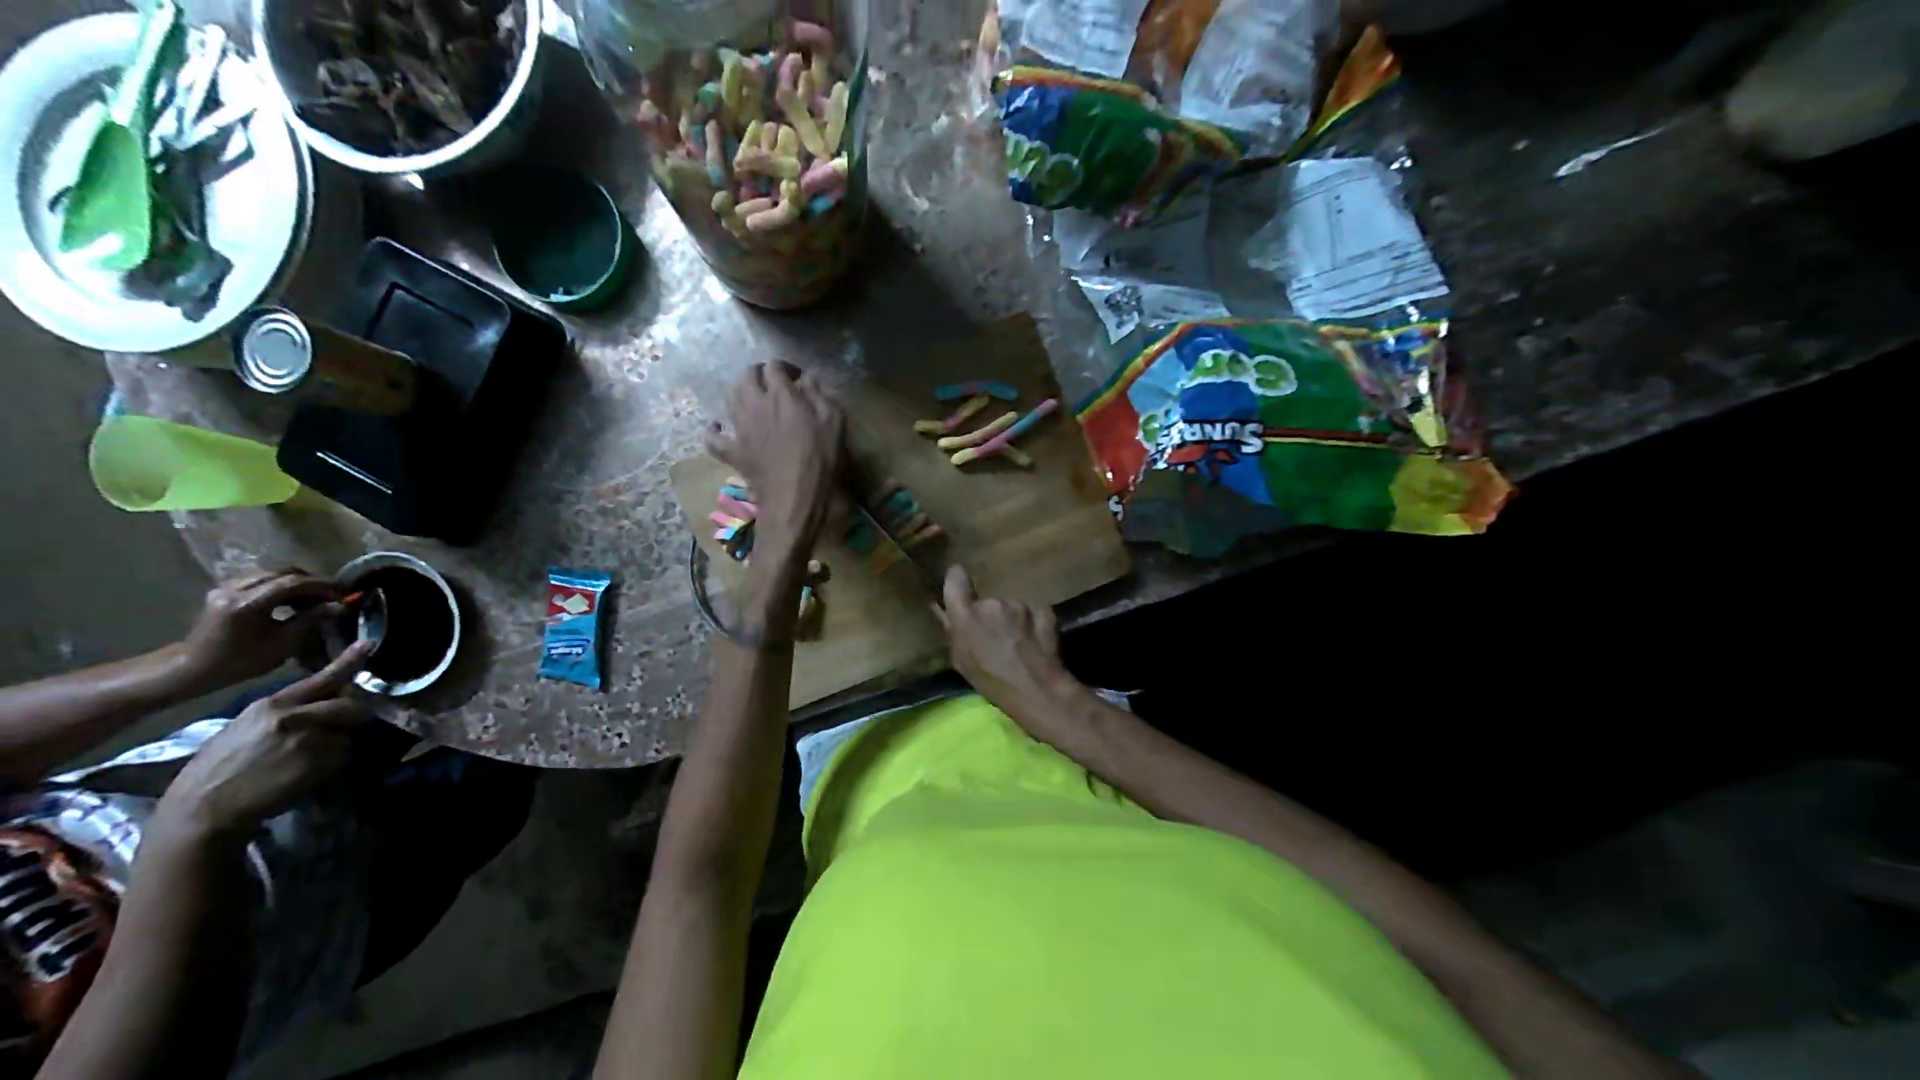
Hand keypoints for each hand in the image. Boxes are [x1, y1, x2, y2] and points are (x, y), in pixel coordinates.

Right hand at [152, 642, 373, 840]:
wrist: (202, 809)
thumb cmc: (218, 768)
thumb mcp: (246, 726)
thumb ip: (287, 710)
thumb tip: (324, 700)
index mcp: (272, 705)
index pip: (321, 679)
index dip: (349, 662)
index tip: (370, 644)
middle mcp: (295, 716)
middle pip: (350, 706)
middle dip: (350, 717)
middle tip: (334, 731)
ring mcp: (310, 739)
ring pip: (347, 734)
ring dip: (337, 745)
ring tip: (303, 760)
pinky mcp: (320, 762)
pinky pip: (342, 756)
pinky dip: (332, 764)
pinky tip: (303, 774)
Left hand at [178, 569, 345, 690]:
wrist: (194, 668)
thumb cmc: (241, 661)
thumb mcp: (283, 644)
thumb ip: (312, 619)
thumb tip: (341, 605)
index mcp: (246, 603)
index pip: (293, 582)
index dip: (324, 585)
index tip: (345, 593)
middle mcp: (234, 589)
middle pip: (284, 573)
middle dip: (313, 582)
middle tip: (332, 595)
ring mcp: (226, 587)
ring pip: (273, 574)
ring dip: (299, 583)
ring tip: (315, 598)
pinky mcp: (225, 590)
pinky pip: (261, 579)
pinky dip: (282, 586)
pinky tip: (292, 600)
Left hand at [705, 362, 844, 559]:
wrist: (797, 498)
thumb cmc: (822, 460)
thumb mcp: (834, 422)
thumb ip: (820, 395)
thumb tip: (808, 379)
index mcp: (782, 395)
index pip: (775, 367)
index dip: (785, 367)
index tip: (797, 377)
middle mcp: (755, 405)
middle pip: (747, 376)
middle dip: (759, 373)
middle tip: (772, 381)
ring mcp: (740, 429)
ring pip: (730, 398)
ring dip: (740, 391)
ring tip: (751, 397)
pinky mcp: (732, 452)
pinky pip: (713, 438)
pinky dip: (714, 430)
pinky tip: (718, 427)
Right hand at [934, 565, 1083, 735]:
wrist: (1036, 690)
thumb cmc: (992, 681)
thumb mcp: (961, 661)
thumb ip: (954, 630)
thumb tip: (944, 610)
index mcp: (966, 614)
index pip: (955, 578)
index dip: (957, 579)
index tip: (961, 585)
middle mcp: (992, 602)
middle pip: (987, 600)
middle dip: (991, 615)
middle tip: (998, 639)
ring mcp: (1020, 603)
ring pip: (1012, 607)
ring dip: (1013, 620)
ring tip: (1019, 645)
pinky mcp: (1043, 607)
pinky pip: (1033, 611)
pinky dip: (1034, 622)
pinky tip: (1036, 642)